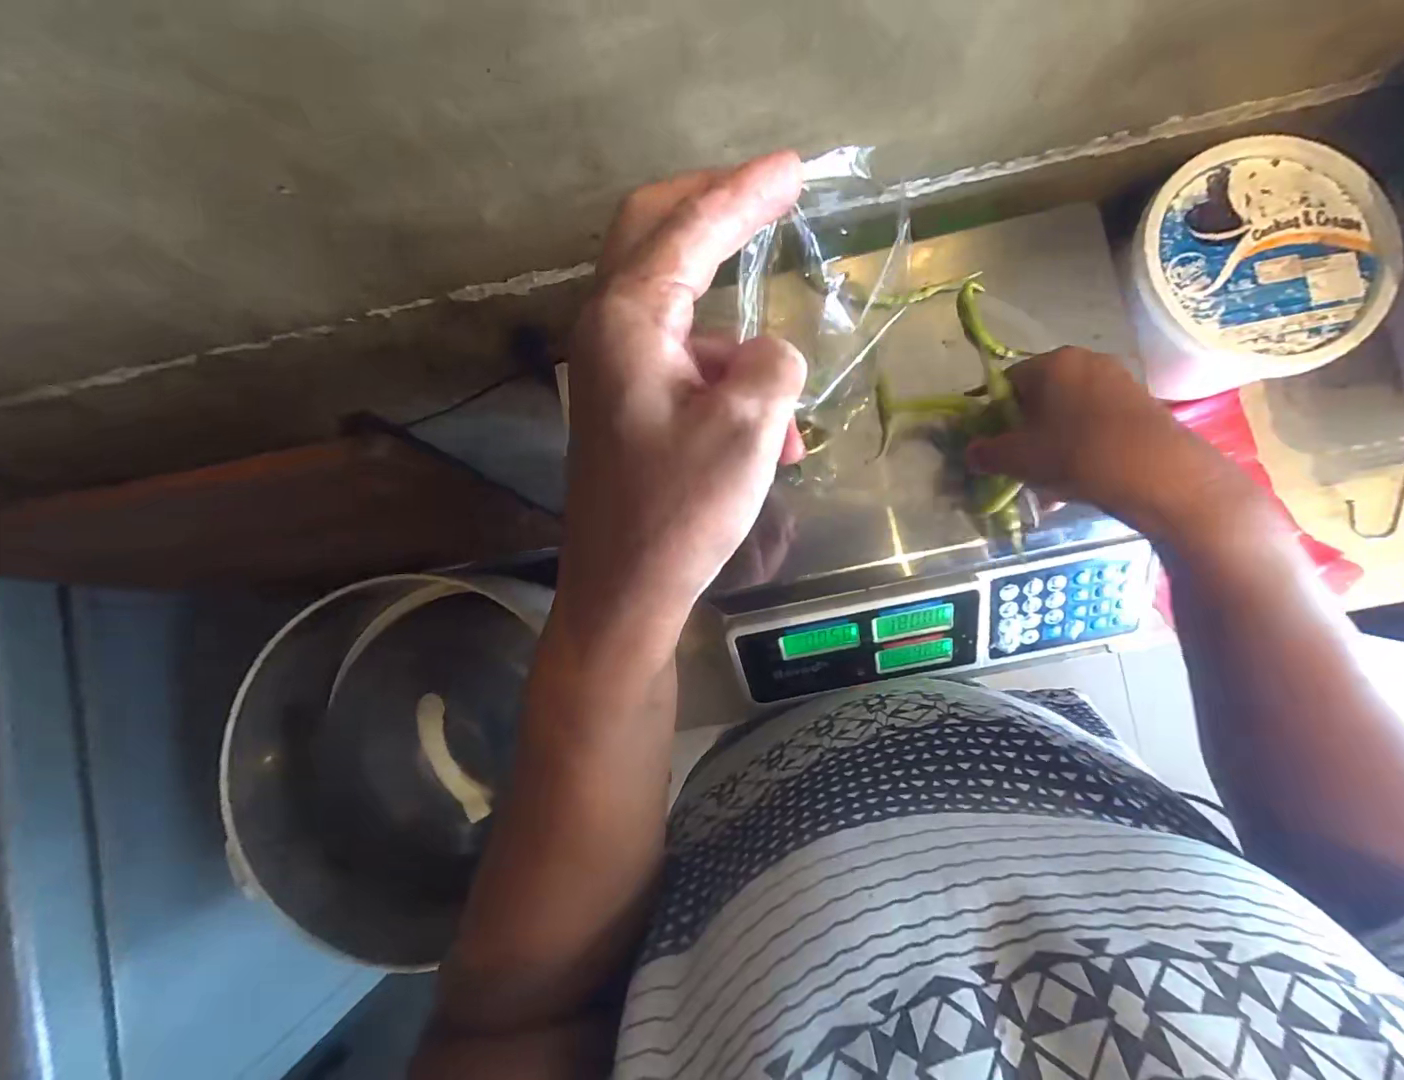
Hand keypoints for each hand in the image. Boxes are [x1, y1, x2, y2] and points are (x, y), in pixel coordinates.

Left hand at [557, 151, 806, 646]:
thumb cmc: (682, 510)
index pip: (690, 227)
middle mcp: (610, 330)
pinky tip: (770, 444)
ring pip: (685, 320)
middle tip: (765, 194)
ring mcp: (613, 369)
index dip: (744, 191)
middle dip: (712, 209)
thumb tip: (770, 354)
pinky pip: (687, 370)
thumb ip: (773, 365)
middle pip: (656, 235)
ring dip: (743, 347)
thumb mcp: (750, 428)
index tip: (793, 167)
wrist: (626, 590)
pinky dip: (732, 388)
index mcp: (630, 320)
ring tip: (788, 420)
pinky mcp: (627, 405)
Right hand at [965, 347, 1265, 544]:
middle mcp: (1085, 361)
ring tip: (1051, 482)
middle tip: (1021, 466)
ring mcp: (1118, 380)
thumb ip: (987, 453)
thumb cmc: (1076, 455)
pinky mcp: (1141, 404)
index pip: (1006, 383)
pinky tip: (1080, 479)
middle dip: (1026, 432)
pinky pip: (1096, 423)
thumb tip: (970, 453)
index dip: (993, 416)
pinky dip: (1082, 446)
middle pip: (1040, 398)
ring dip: (1053, 444)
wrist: (1157, 473)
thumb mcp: (1019, 459)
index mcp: (1051, 363)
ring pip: (1069, 414)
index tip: (993, 446)